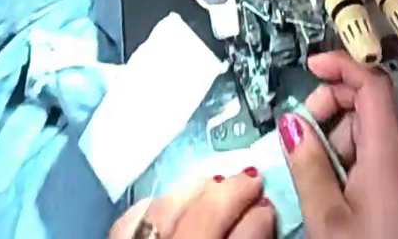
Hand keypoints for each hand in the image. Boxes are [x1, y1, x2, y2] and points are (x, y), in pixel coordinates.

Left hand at [108, 170, 276, 238]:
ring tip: (216, 182)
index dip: (257, 220)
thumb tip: (262, 218)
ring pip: (162, 211)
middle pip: (200, 219)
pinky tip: (168, 198)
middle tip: (253, 177)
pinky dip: (152, 205)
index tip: (270, 202)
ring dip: (193, 192)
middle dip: (228, 194)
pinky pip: (127, 221)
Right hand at [279, 51, 397, 238]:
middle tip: (302, 132)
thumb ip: (307, 164)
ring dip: (338, 135)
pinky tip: (336, 189)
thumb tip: (291, 122)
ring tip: (316, 170)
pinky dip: (353, 158)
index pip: (373, 84)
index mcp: (388, 155)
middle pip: (370, 105)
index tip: (309, 69)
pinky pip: (381, 159)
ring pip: (372, 133)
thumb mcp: (327, 220)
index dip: (341, 65)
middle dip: (331, 105)